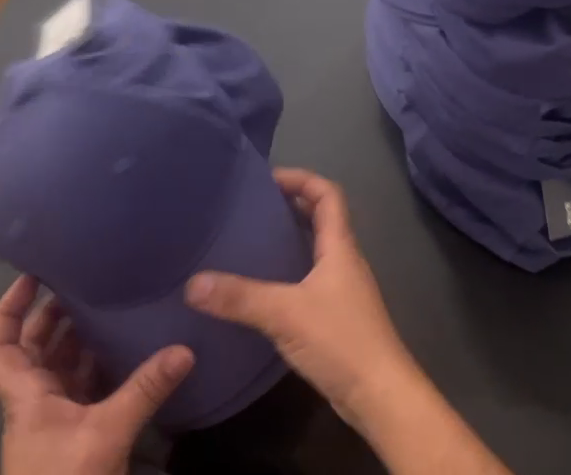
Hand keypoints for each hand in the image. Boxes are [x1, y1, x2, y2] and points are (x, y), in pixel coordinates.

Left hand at [0, 275, 193, 474]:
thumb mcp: (107, 434)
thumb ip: (145, 389)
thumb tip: (186, 348)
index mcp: (25, 398)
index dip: (8, 310)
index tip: (32, 275)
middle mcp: (33, 404)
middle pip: (32, 350)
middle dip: (52, 316)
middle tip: (85, 283)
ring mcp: (54, 422)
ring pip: (58, 368)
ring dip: (77, 339)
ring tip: (107, 306)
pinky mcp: (75, 436)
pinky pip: (81, 388)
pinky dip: (97, 366)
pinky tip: (123, 351)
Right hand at [185, 168, 419, 424]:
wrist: (378, 392)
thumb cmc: (340, 339)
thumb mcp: (285, 313)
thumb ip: (241, 297)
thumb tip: (192, 282)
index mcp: (340, 246)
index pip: (328, 194)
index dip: (302, 179)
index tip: (267, 178)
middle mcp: (345, 260)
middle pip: (322, 218)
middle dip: (290, 206)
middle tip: (250, 208)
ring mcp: (342, 289)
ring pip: (315, 250)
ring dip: (288, 239)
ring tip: (249, 242)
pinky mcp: (335, 316)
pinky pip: (310, 279)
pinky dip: (288, 272)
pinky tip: (262, 290)